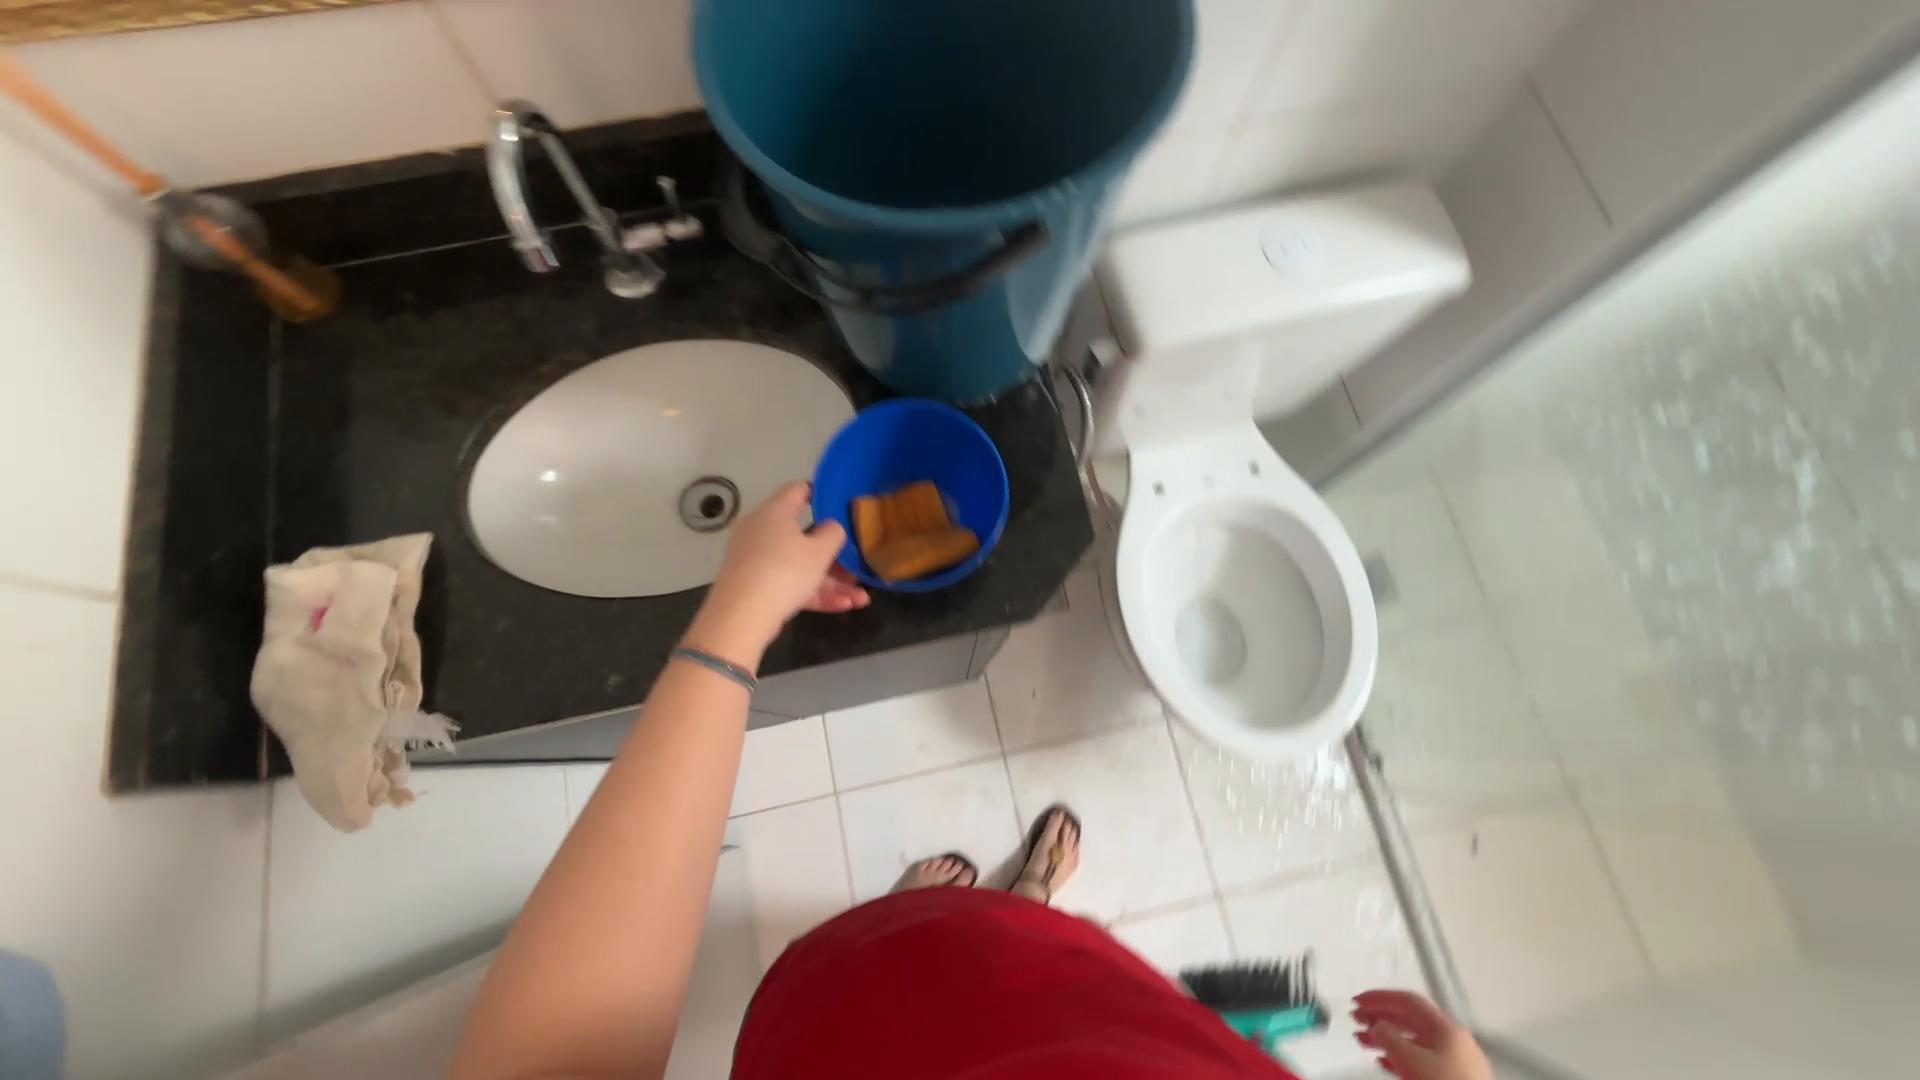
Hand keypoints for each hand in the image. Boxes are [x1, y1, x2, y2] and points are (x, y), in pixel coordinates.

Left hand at [687, 482, 869, 665]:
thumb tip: (831, 527)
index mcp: (774, 512)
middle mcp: (761, 531)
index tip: (840, 505)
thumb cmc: (785, 571)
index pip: (797, 490)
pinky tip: (843, 607)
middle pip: (802, 536)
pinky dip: (814, 593)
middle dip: (834, 555)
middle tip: (856, 567)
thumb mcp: (820, 551)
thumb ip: (833, 534)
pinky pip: (789, 584)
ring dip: (831, 582)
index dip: (820, 494)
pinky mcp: (754, 586)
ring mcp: (756, 560)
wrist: (741, 616)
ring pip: (799, 565)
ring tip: (860, 599)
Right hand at [1352, 990, 1490, 1079]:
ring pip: (1414, 1040)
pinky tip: (1383, 1061)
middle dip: (1380, 1017)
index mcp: (1445, 1027)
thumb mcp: (1410, 1058)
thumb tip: (1375, 1024)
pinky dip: (1399, 1057)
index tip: (1356, 1001)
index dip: (1380, 997)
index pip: (1408, 1000)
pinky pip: (1421, 1060)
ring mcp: (1456, 1060)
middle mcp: (1452, 1039)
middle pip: (1410, 1019)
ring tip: (1362, 1041)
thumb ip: (1388, 1036)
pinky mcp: (1454, 1079)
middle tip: (1355, 1019)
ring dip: (1386, 1038)